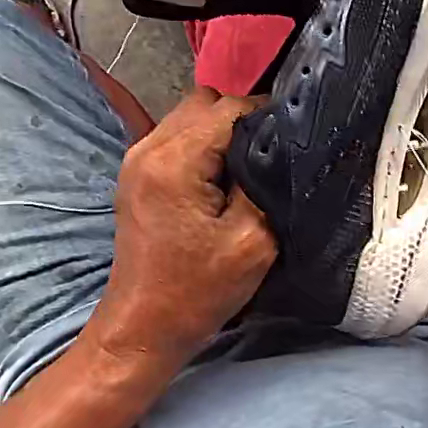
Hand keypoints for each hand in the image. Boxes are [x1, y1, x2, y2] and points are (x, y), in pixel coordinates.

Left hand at [84, 87, 275, 364]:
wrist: (143, 327)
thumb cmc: (197, 291)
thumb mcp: (253, 240)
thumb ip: (265, 180)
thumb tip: (274, 145)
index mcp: (175, 161)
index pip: (230, 107)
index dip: (266, 115)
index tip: (291, 138)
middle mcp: (148, 148)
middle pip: (206, 101)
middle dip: (242, 119)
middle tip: (267, 154)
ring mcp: (137, 158)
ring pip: (190, 114)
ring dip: (220, 131)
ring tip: (245, 167)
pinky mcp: (137, 173)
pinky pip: (177, 135)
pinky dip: (202, 144)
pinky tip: (220, 176)